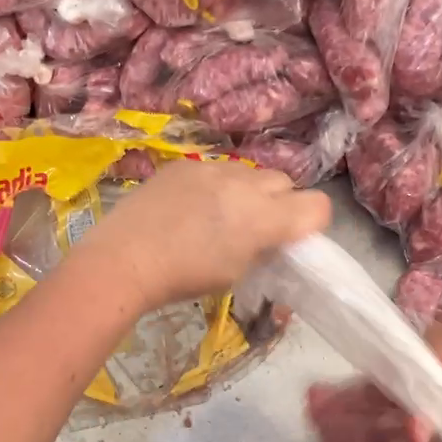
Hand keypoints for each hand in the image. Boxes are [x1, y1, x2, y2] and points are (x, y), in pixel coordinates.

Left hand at [77, 159, 330, 306]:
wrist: (124, 258)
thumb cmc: (183, 278)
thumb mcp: (236, 272)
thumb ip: (263, 248)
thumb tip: (270, 238)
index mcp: (264, 216)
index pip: (317, 205)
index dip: (310, 222)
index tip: (293, 238)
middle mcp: (245, 183)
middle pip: (284, 183)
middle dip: (279, 203)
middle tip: (255, 227)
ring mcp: (212, 168)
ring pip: (249, 172)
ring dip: (246, 191)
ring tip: (218, 216)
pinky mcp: (184, 164)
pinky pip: (214, 169)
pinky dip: (213, 185)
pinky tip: (189, 207)